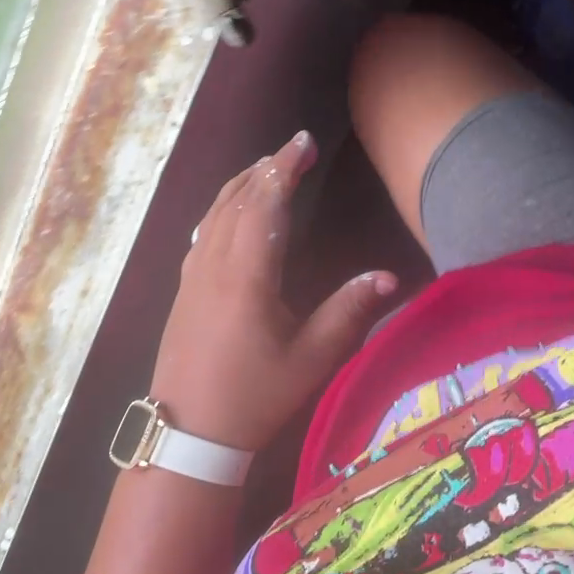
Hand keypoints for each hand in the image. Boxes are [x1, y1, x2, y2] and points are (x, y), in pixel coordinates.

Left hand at [150, 130, 399, 450]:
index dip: (284, 168)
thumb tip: (388, 276)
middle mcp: (214, 265)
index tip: (304, 141)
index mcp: (247, 275)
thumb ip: (348, 312)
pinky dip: (222, 209)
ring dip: (241, 185)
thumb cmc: (255, 395)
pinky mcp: (185, 292)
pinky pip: (203, 233)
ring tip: (265, 169)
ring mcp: (193, 277)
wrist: (190, 431)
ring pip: (214, 214)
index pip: (265, 204)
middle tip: (293, 149)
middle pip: (236, 200)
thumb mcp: (312, 357)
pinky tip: (230, 214)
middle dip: (265, 168)